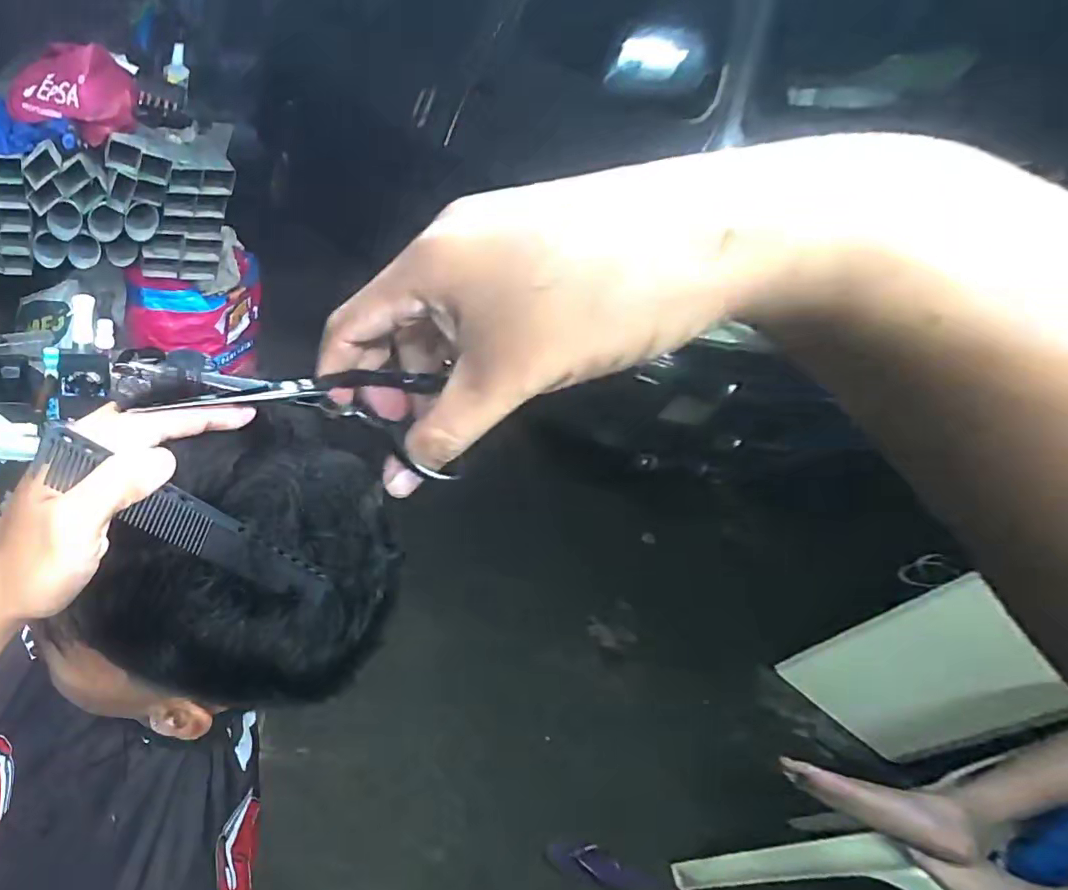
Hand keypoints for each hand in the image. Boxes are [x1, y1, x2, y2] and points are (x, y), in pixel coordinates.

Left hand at [0, 404, 255, 619]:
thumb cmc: (34, 565)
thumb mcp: (73, 526)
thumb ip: (114, 485)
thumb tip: (165, 456)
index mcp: (77, 448)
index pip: (145, 423)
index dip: (194, 417)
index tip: (240, 414)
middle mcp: (80, 448)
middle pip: (143, 420)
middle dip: (190, 414)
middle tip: (236, 416)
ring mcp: (82, 467)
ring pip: (136, 436)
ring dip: (175, 427)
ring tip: (214, 426)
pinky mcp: (87, 487)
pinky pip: (129, 458)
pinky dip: (157, 450)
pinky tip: (173, 455)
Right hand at [317, 136, 973, 494]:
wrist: (727, 230)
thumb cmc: (594, 301)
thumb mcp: (508, 376)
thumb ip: (444, 431)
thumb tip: (397, 481)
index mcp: (427, 262)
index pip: (349, 325)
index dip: (340, 380)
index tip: (358, 427)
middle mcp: (448, 244)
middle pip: (390, 323)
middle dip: (393, 382)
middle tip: (419, 427)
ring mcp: (490, 240)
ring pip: (435, 317)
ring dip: (435, 370)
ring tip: (462, 408)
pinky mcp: (528, 246)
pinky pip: (473, 305)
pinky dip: (469, 347)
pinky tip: (494, 372)